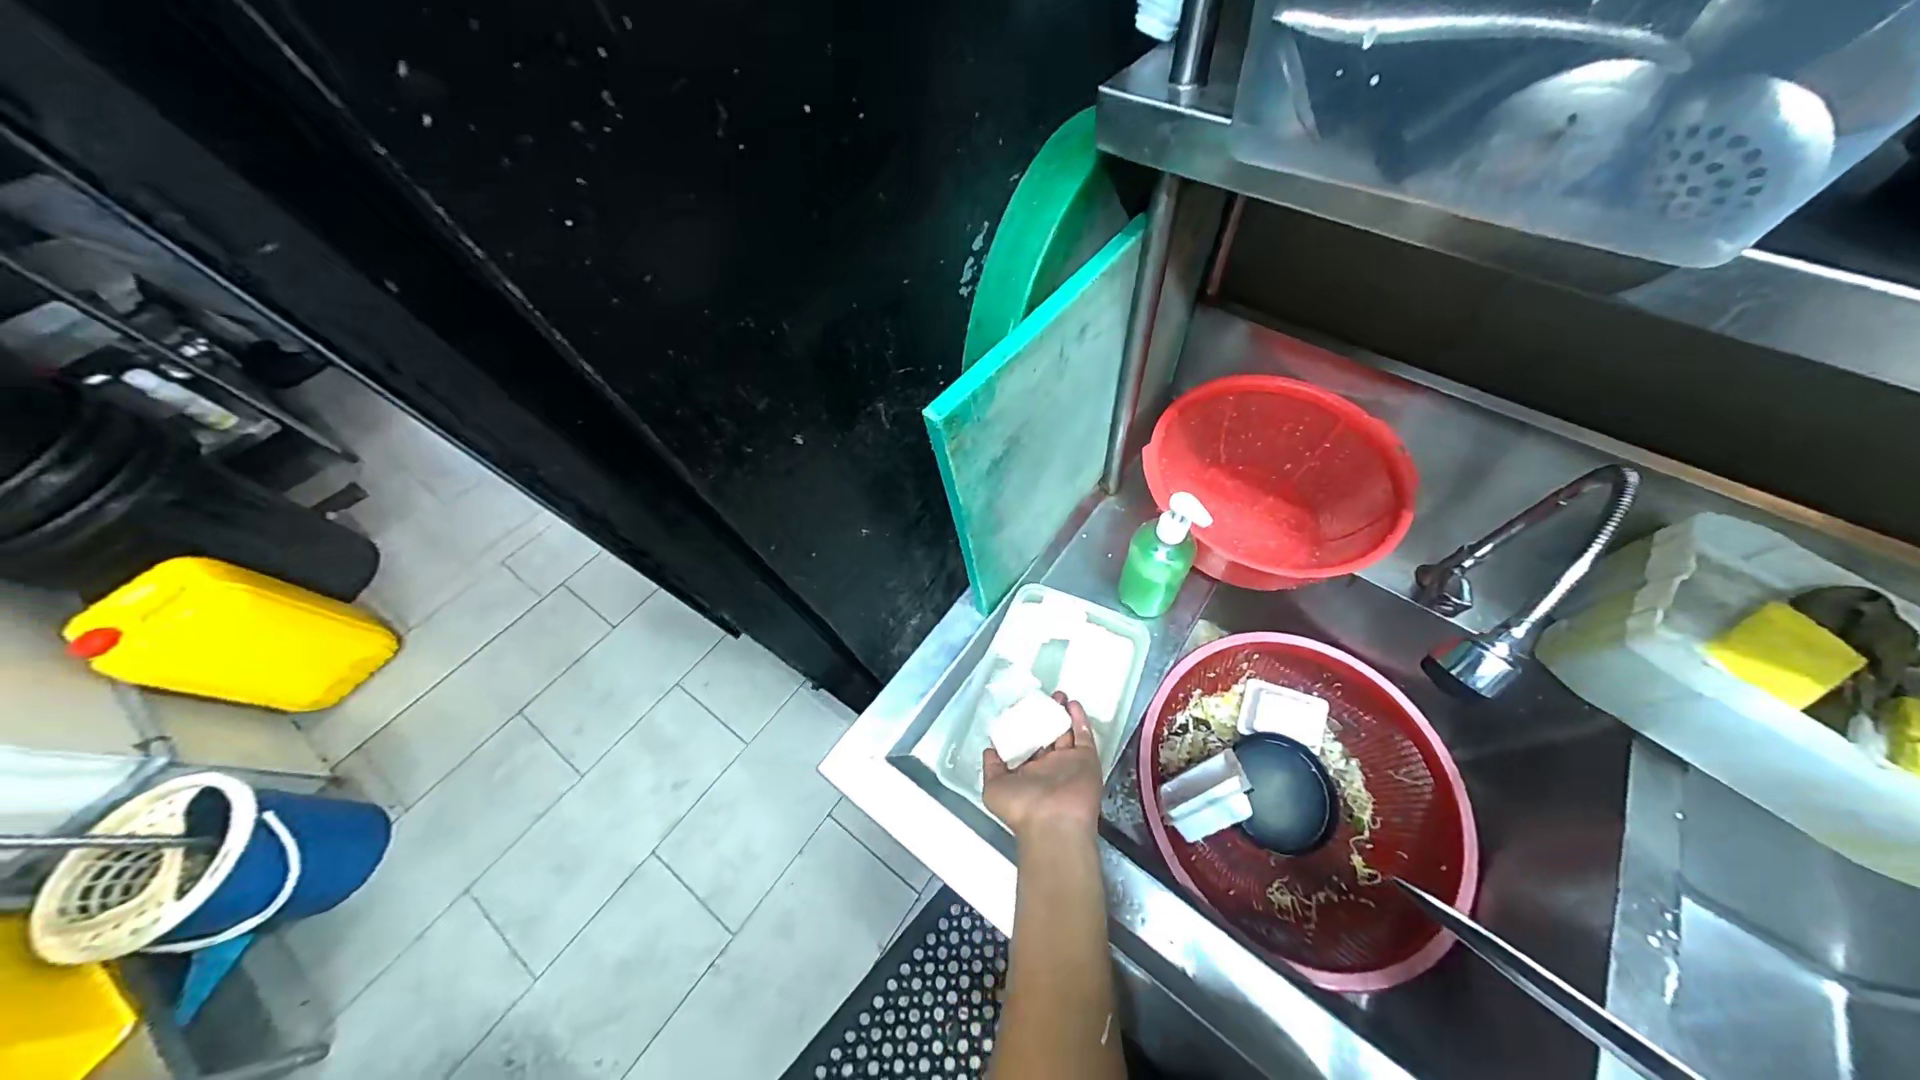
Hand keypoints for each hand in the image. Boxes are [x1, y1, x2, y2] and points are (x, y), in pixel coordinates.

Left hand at [983, 694, 1102, 840]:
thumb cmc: (1021, 807)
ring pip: (1066, 732)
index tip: (1022, 708)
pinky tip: (1072, 704)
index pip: (1027, 743)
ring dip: (1062, 713)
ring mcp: (1068, 762)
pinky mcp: (1086, 759)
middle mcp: (1048, 765)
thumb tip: (989, 749)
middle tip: (1044, 698)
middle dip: (1045, 715)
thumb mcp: (993, 788)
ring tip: (1058, 695)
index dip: (1025, 725)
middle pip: (1048, 734)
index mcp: (1028, 772)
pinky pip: (1084, 735)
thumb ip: (992, 767)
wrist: (1053, 823)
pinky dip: (1080, 719)